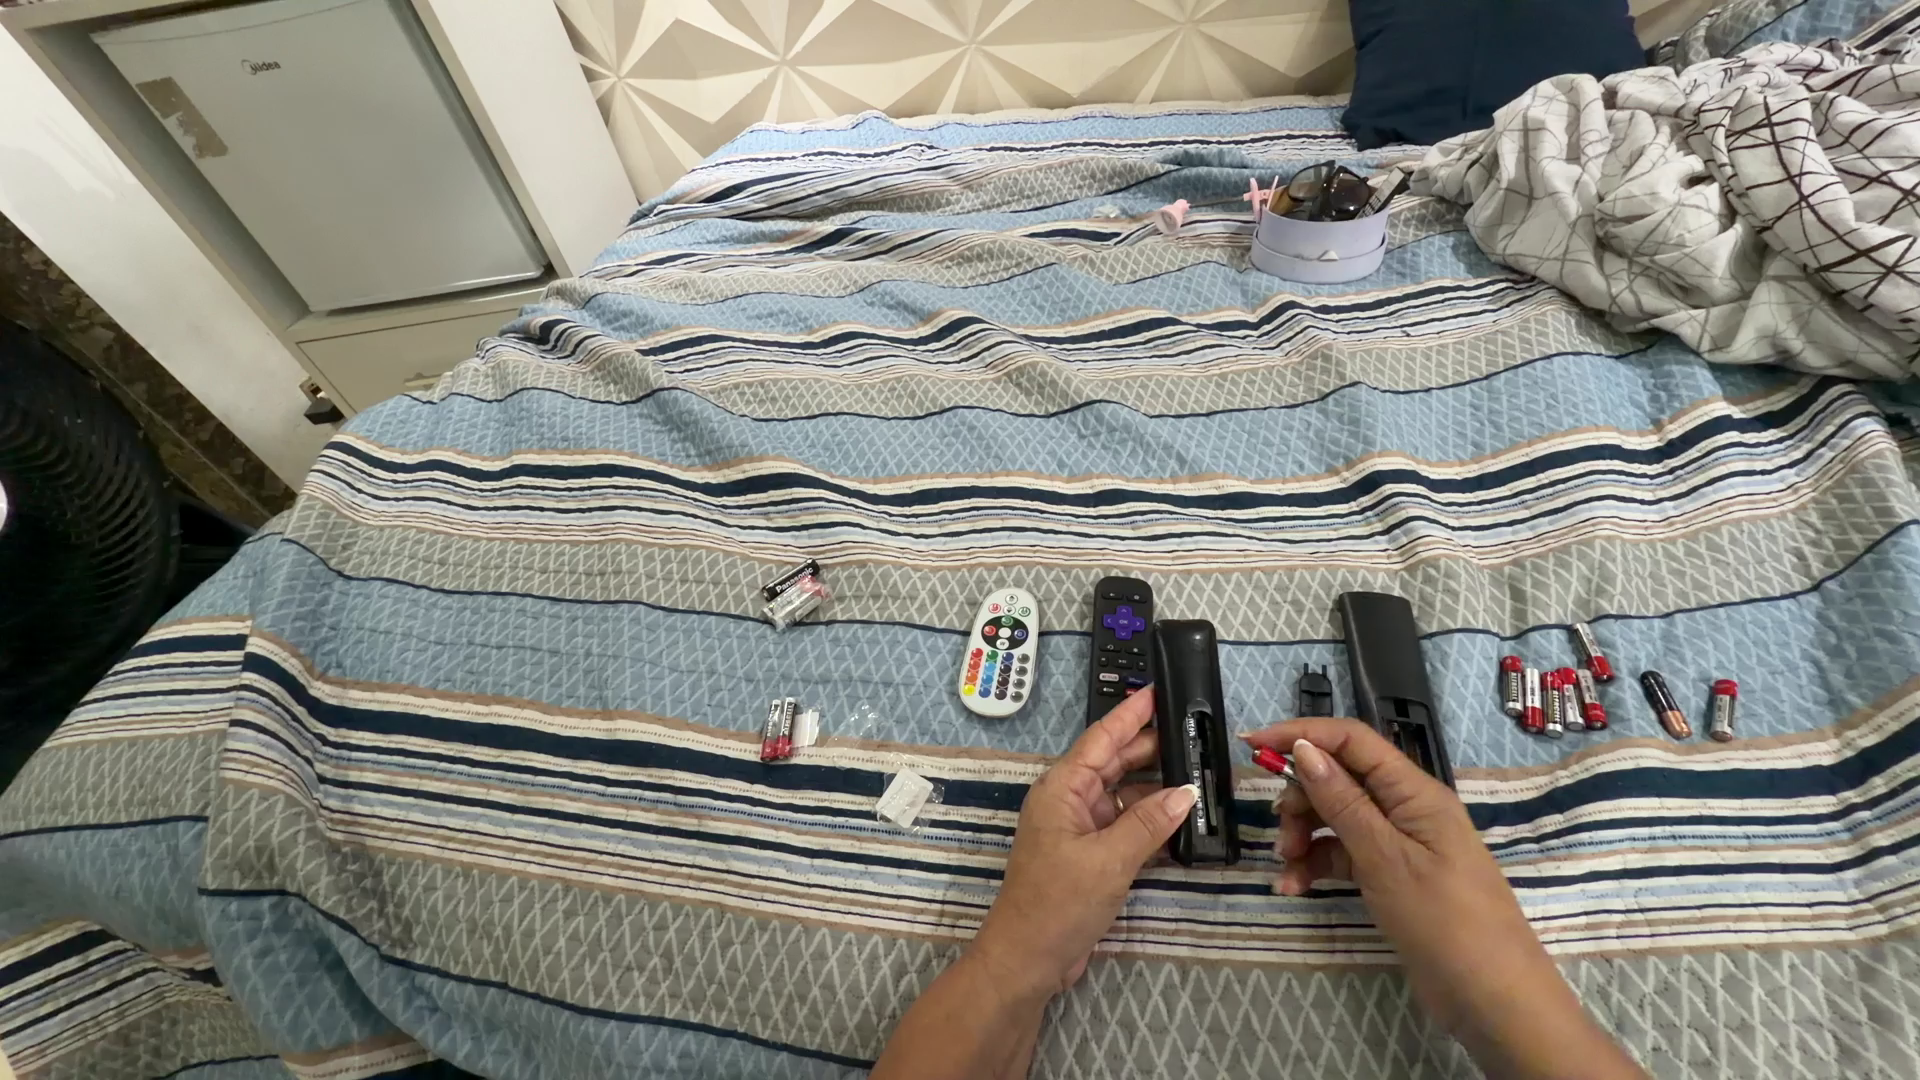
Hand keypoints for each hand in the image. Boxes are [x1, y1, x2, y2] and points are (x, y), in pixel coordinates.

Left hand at [970, 688, 1197, 999]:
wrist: (1027, 959)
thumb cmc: (1058, 902)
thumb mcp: (1108, 861)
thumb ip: (1147, 824)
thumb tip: (1186, 792)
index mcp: (1062, 788)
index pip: (1101, 738)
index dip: (1130, 714)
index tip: (1157, 691)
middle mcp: (1069, 799)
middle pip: (1113, 762)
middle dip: (1150, 747)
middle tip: (1192, 733)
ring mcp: (1078, 826)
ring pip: (1121, 793)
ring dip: (1153, 786)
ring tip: (1195, 772)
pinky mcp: (1089, 853)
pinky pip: (1122, 823)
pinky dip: (1148, 818)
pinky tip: (1177, 816)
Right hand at [1244, 718, 1646, 1079]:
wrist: (1497, 1007)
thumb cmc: (1446, 923)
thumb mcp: (1384, 858)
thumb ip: (1341, 800)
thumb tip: (1302, 747)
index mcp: (1413, 791)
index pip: (1350, 739)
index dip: (1300, 733)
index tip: (1252, 745)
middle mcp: (1404, 807)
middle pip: (1337, 777)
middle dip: (1299, 797)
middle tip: (1279, 830)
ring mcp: (1397, 841)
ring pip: (1334, 814)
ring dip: (1302, 834)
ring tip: (1287, 867)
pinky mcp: (1390, 872)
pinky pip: (1341, 851)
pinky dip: (1315, 863)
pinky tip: (1295, 886)